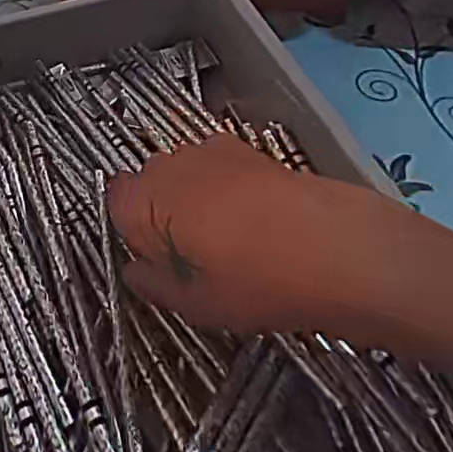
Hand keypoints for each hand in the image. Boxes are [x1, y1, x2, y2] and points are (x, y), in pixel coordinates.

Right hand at [107, 134, 442, 342]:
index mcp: (143, 202)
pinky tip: (255, 218)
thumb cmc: (260, 281)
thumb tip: (136, 273)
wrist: (338, 246)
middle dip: (161, 213)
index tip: (159, 260)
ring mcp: (205, 150)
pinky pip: (214, 166)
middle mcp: (166, 165)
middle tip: (195, 255)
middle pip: (147, 184)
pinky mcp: (241, 147)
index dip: (133, 233)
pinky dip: (222, 186)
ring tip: (231, 237)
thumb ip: (155, 286)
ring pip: (181, 174)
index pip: (114, 204)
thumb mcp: (200, 305)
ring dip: (192, 197)